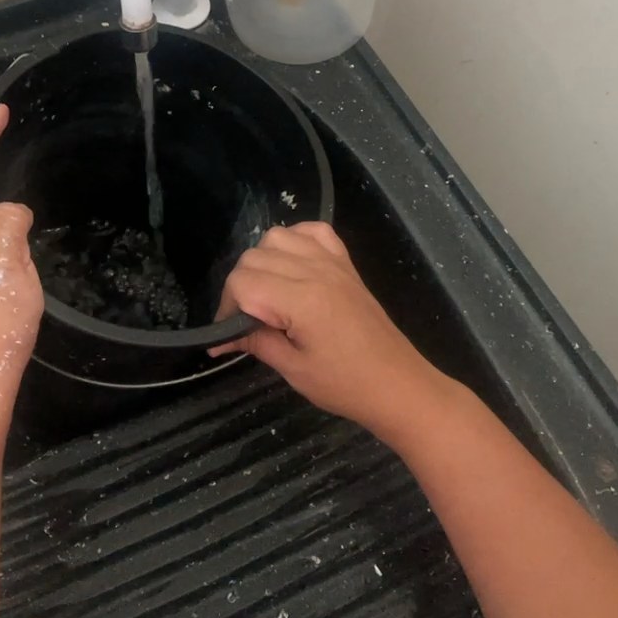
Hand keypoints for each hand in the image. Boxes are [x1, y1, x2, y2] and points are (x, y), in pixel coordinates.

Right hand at [211, 222, 451, 444]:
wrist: (399, 385)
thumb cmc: (346, 385)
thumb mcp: (293, 370)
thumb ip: (254, 343)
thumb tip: (219, 337)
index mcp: (301, 300)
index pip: (242, 283)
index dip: (227, 307)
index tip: (230, 333)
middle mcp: (314, 270)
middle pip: (254, 257)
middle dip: (241, 287)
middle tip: (248, 320)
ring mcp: (331, 262)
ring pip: (277, 237)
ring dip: (263, 261)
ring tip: (269, 293)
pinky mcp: (344, 263)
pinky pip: (312, 231)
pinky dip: (294, 240)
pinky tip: (292, 265)